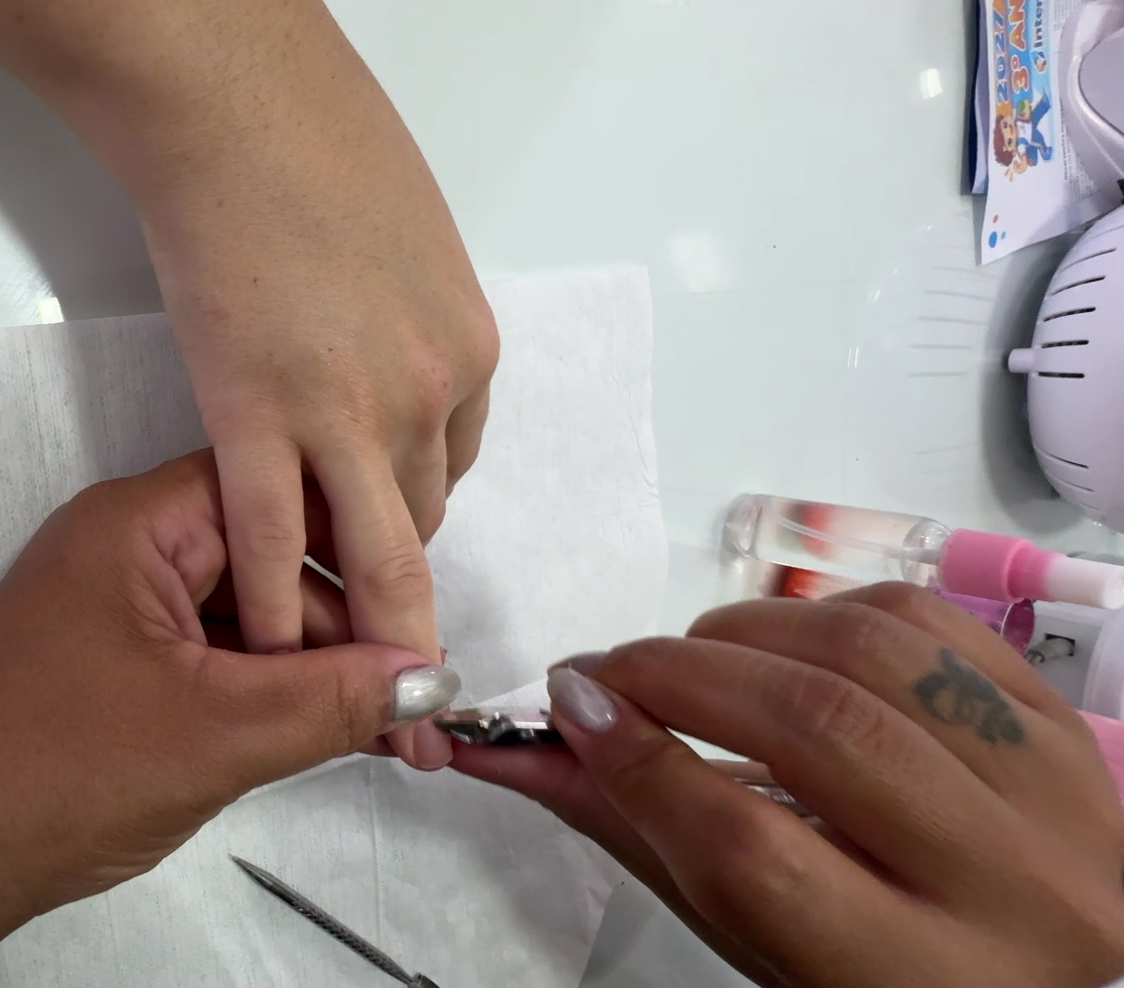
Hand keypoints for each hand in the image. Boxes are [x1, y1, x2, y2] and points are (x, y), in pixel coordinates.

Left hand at [0, 450, 461, 913]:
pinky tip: (327, 726)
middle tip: (415, 699)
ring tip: (389, 731)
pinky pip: (214, 647)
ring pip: (244, 611)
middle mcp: (129, 542)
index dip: (351, 539)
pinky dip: (268, 684)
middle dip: (341, 632)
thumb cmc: (68, 772)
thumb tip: (430, 677)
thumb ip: (334, 700)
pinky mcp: (124, 649)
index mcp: (137, 522)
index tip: (418, 603)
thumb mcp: (218, 733)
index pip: (269, 492)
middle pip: (264, 558)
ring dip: (311, 668)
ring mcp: (124, 598)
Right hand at [138, 97, 496, 770]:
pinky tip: (266, 649)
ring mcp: (350, 408)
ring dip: (358, 628)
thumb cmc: (316, 149)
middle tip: (400, 671)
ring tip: (350, 698)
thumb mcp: (400, 238)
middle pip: (418, 521)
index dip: (407, 512)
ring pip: (369, 548)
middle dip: (406, 604)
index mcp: (465, 348)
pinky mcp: (261, 411)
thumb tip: (378, 367)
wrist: (239, 102)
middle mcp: (428, 391)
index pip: (449, 464)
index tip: (375, 540)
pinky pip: (275, 533)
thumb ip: (406, 325)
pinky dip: (274, 601)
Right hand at [457, 584, 1123, 987]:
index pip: (747, 847)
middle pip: (810, 726)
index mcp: (921, 976)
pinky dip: (816, 610)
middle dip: (667, 677)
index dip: (635, 761)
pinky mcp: (1057, 719)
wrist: (1058, 969)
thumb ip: (624, 827)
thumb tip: (503, 749)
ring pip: (863, 652)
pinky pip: (922, 618)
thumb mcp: (741, 931)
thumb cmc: (866, 969)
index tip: (564, 707)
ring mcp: (1058, 788)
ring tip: (687, 664)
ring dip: (734, 635)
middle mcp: (1020, 884)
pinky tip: (778, 649)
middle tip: (598, 677)